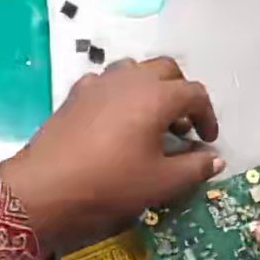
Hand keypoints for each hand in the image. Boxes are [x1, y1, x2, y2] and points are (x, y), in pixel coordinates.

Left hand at [0, 57, 223, 251]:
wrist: (44, 188)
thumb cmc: (109, 184)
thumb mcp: (159, 183)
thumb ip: (193, 168)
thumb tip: (214, 159)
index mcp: (156, 96)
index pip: (194, 94)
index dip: (207, 116)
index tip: (207, 140)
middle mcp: (128, 79)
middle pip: (166, 71)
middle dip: (180, 94)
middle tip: (181, 126)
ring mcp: (97, 83)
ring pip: (134, 71)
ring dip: (150, 89)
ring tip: (150, 122)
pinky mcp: (74, 95)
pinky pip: (106, 83)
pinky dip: (121, 95)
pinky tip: (117, 122)